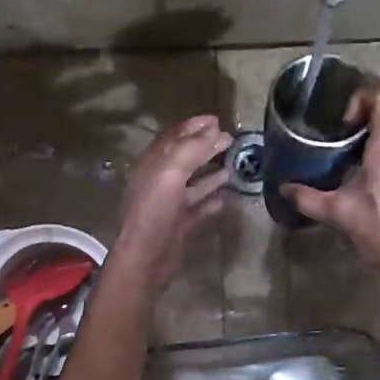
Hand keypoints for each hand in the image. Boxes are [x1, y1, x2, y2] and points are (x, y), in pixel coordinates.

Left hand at [112, 115, 232, 287]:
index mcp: (152, 166)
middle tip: (231, 140)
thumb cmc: (154, 213)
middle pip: (185, 159)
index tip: (217, 120)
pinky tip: (227, 197)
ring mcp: (169, 206)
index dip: (194, 127)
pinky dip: (212, 201)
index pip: (173, 139)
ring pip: (193, 183)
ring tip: (234, 164)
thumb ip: (191, 150)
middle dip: (206, 147)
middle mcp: (159, 183)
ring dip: (211, 172)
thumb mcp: (170, 174)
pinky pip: (198, 208)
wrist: (145, 260)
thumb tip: (214, 129)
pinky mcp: (179, 226)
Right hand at [283, 84, 379, 280]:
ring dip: (372, 124)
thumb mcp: (337, 212)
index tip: (343, 120)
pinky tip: (359, 164)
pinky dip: (379, 140)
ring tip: (346, 143)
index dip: (364, 95)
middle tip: (340, 127)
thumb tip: (284, 188)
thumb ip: (306, 197)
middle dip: (365, 106)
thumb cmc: (379, 229)